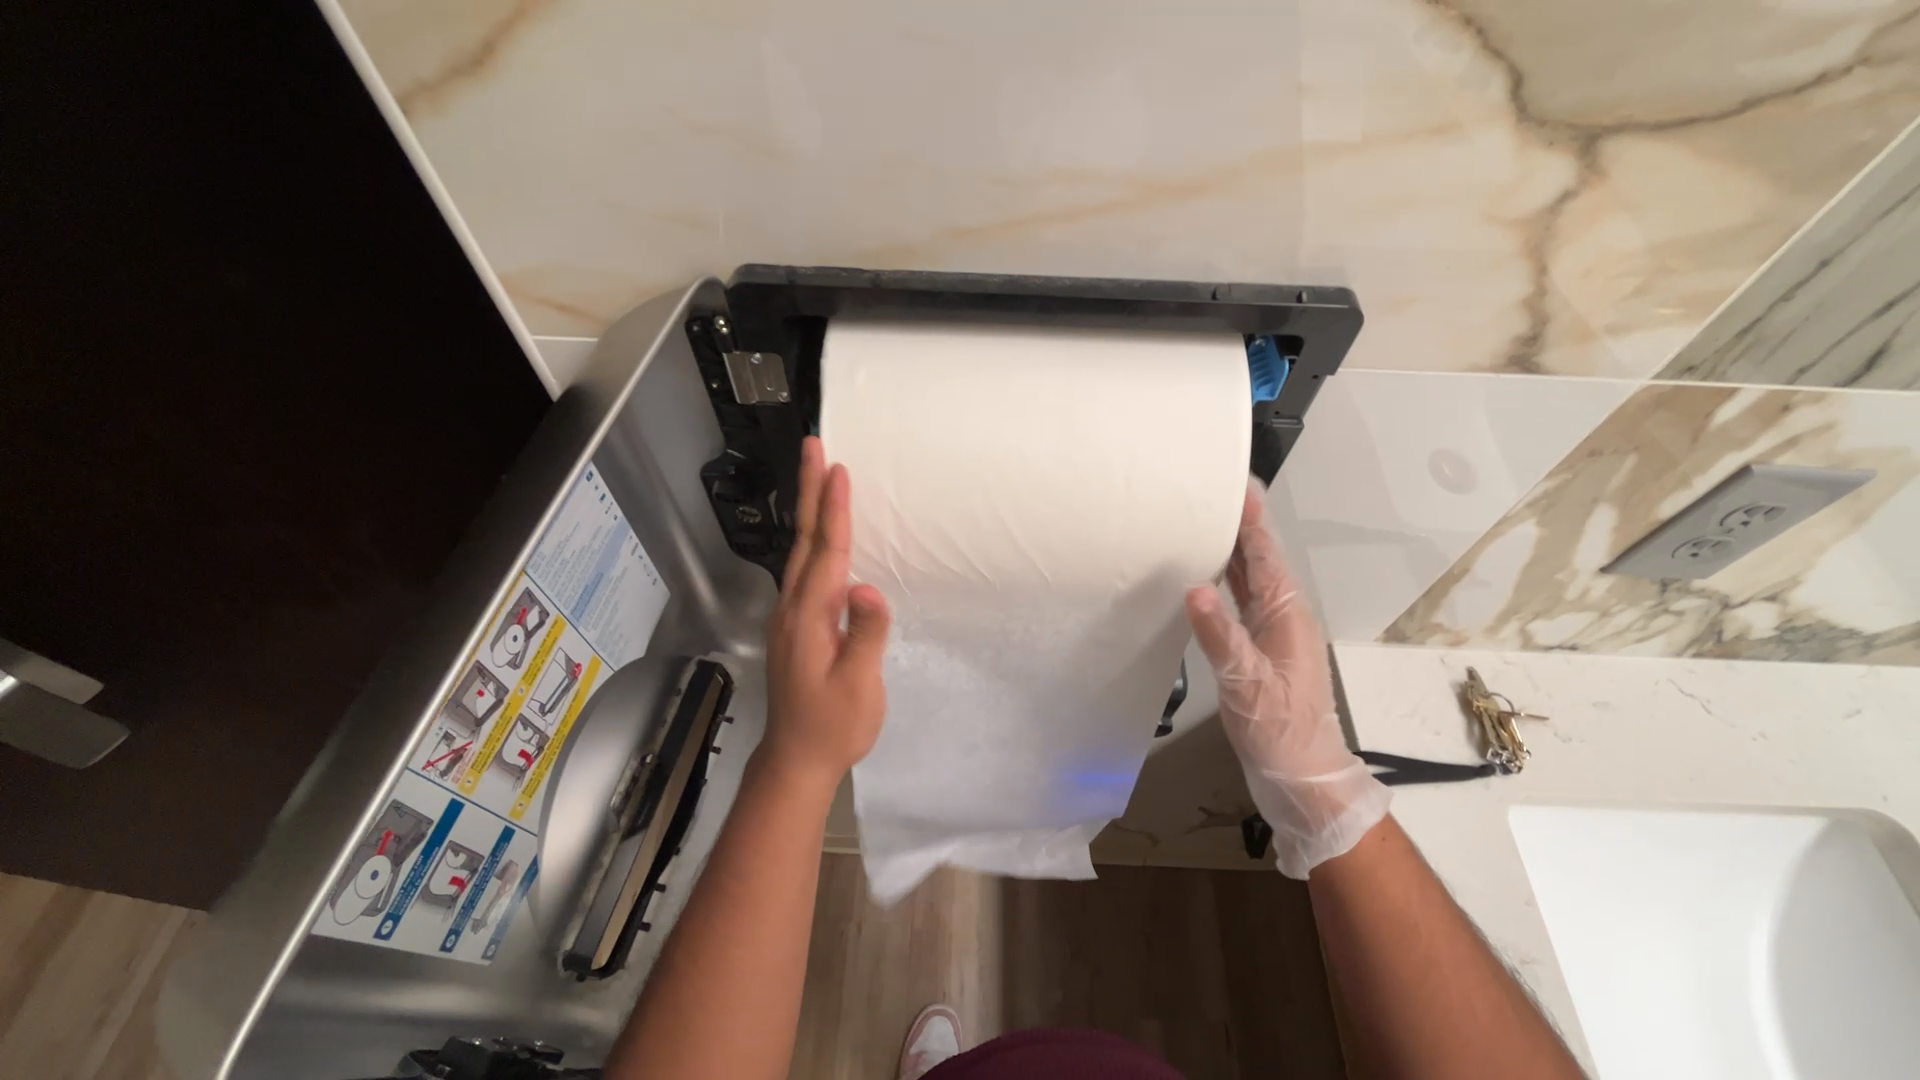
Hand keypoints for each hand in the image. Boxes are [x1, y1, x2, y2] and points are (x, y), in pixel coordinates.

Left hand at [760, 437, 891, 791]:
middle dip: (810, 491)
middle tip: (812, 447)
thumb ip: (865, 635)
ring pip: (801, 552)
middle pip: (805, 540)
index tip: (838, 469)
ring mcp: (790, 617)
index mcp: (810, 617)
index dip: (834, 510)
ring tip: (818, 477)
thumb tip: (868, 588)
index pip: (827, 553)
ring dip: (810, 511)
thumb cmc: (834, 727)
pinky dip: (814, 540)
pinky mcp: (796, 626)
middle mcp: (794, 608)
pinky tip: (822, 537)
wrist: (796, 759)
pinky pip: (805, 570)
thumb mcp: (858, 687)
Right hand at [1185, 479, 1390, 878]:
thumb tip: (1192, 588)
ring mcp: (1273, 633)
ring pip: (1249, 579)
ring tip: (1202, 521)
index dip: (1252, 517)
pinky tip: (1204, 578)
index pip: (1265, 555)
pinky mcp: (1261, 650)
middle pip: (1259, 559)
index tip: (1236, 481)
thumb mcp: (1249, 686)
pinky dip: (1225, 581)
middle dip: (1238, 523)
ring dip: (1231, 549)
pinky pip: (1242, 602)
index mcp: (1286, 615)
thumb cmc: (1281, 733)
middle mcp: (1282, 615)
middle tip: (1207, 491)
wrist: (1303, 778)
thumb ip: (1221, 637)